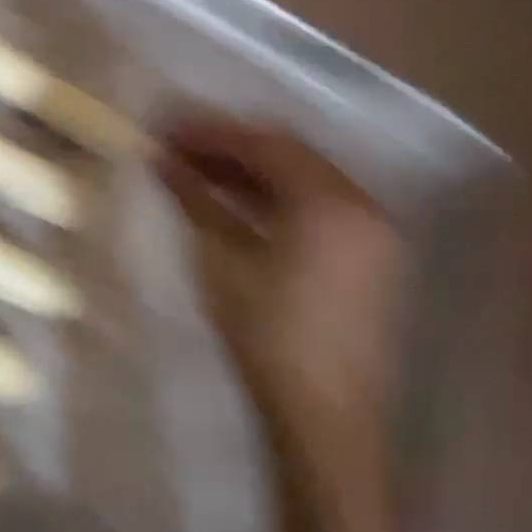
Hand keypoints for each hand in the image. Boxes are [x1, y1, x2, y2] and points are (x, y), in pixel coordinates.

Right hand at [156, 112, 405, 437]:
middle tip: (172, 142)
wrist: (321, 408)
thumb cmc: (264, 328)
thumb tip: (159, 157)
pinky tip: (230, 201)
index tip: (160, 124)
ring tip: (193, 168)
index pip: (263, 143)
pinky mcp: (367, 257)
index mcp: (330, 202)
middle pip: (289, 153)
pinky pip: (317, 204)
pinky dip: (272, 193)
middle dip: (228, 143)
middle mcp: (362, 206)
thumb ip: (193, 198)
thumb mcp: (218, 257)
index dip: (208, 129)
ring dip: (248, 168)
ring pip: (303, 177)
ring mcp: (372, 232)